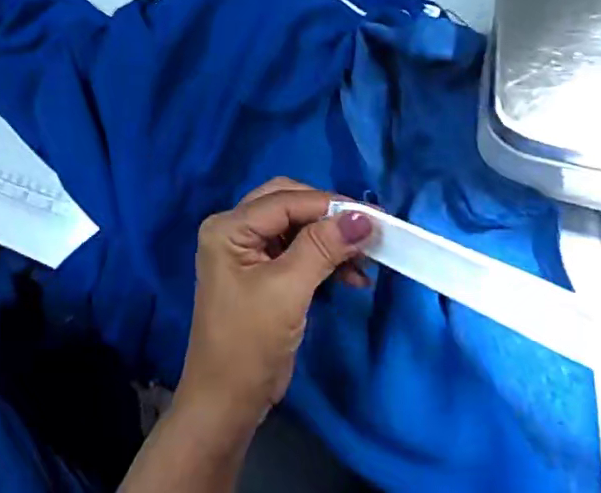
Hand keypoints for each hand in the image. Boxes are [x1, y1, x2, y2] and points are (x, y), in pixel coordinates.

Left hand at [175, 178, 375, 428]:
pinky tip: (351, 277)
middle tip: (367, 233)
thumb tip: (362, 217)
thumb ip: (322, 248)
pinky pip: (296, 250)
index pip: (284, 200)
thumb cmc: (250, 343)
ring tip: (365, 262)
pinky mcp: (261, 272)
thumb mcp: (287, 291)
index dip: (328, 204)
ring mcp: (246, 251)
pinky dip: (323, 259)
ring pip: (295, 227)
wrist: (228, 401)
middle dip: (328, 217)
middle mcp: (234, 229)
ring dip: (329, 240)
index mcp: (229, 226)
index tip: (373, 216)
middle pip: (288, 205)